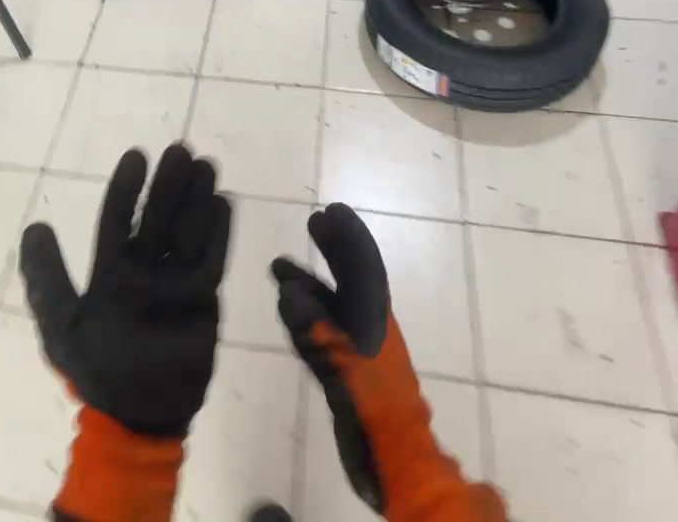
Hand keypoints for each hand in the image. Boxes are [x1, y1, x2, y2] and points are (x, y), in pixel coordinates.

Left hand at [20, 143, 231, 437]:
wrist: (137, 415)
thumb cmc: (96, 368)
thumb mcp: (61, 325)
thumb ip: (48, 278)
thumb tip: (34, 226)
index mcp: (112, 269)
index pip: (120, 219)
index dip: (127, 187)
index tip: (137, 156)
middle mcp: (145, 267)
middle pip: (159, 218)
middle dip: (170, 184)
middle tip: (181, 150)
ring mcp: (176, 280)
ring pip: (188, 230)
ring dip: (197, 198)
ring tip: (207, 164)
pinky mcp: (204, 297)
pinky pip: (214, 259)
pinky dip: (220, 231)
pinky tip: (225, 200)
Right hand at [274, 205, 505, 521]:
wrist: (398, 465)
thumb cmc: (382, 416)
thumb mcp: (353, 374)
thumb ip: (322, 336)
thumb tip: (291, 292)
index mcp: (377, 324)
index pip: (363, 270)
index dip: (349, 239)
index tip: (333, 211)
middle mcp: (368, 330)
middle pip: (349, 280)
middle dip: (333, 251)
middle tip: (313, 223)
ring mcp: (356, 351)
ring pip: (330, 307)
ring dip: (309, 284)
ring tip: (279, 266)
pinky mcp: (343, 375)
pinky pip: (319, 335)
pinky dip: (303, 318)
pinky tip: (287, 308)